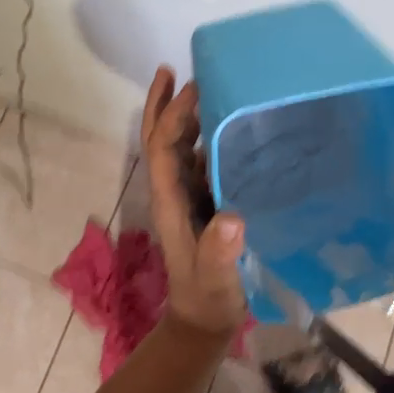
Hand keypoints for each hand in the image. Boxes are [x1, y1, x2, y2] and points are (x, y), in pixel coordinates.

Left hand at [140, 66, 247, 336]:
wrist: (204, 321)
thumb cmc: (208, 298)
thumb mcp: (215, 278)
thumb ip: (220, 252)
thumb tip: (231, 217)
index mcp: (170, 201)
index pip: (162, 147)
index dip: (171, 114)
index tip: (190, 85)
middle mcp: (174, 192)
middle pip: (163, 139)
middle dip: (167, 106)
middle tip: (181, 71)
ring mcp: (188, 198)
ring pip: (181, 148)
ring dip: (186, 118)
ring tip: (208, 88)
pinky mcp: (204, 205)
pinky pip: (201, 163)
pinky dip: (209, 139)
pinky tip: (230, 128)